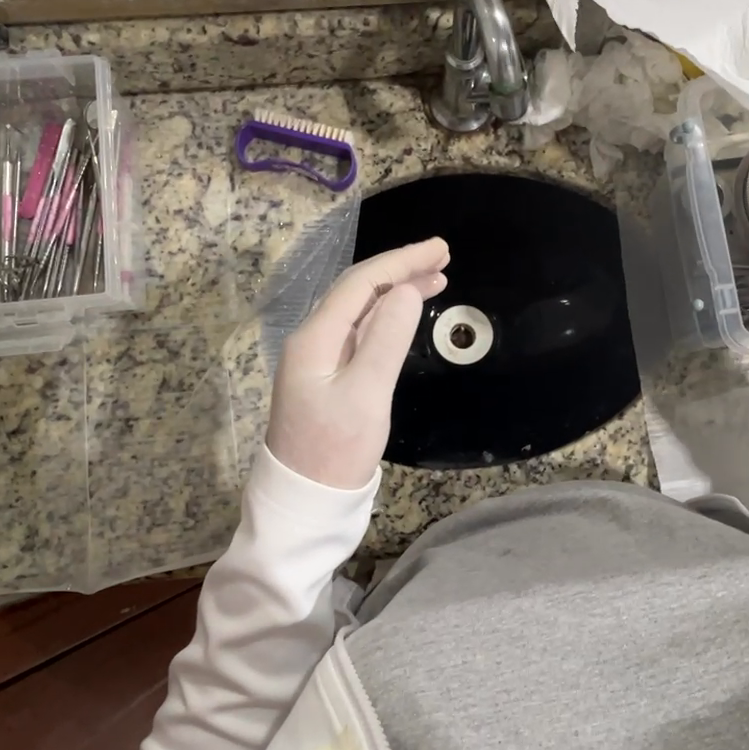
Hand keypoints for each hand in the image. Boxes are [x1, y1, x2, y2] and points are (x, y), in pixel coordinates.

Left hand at [264, 238, 450, 488]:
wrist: (305, 500)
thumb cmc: (336, 451)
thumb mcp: (367, 395)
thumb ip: (386, 340)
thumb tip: (408, 292)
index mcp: (315, 338)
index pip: (361, 284)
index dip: (401, 261)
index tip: (440, 249)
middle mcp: (313, 340)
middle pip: (359, 291)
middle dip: (400, 269)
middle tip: (443, 257)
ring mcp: (319, 359)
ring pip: (361, 311)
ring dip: (396, 291)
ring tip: (436, 279)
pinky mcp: (329, 378)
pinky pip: (360, 332)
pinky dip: (388, 316)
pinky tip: (406, 313)